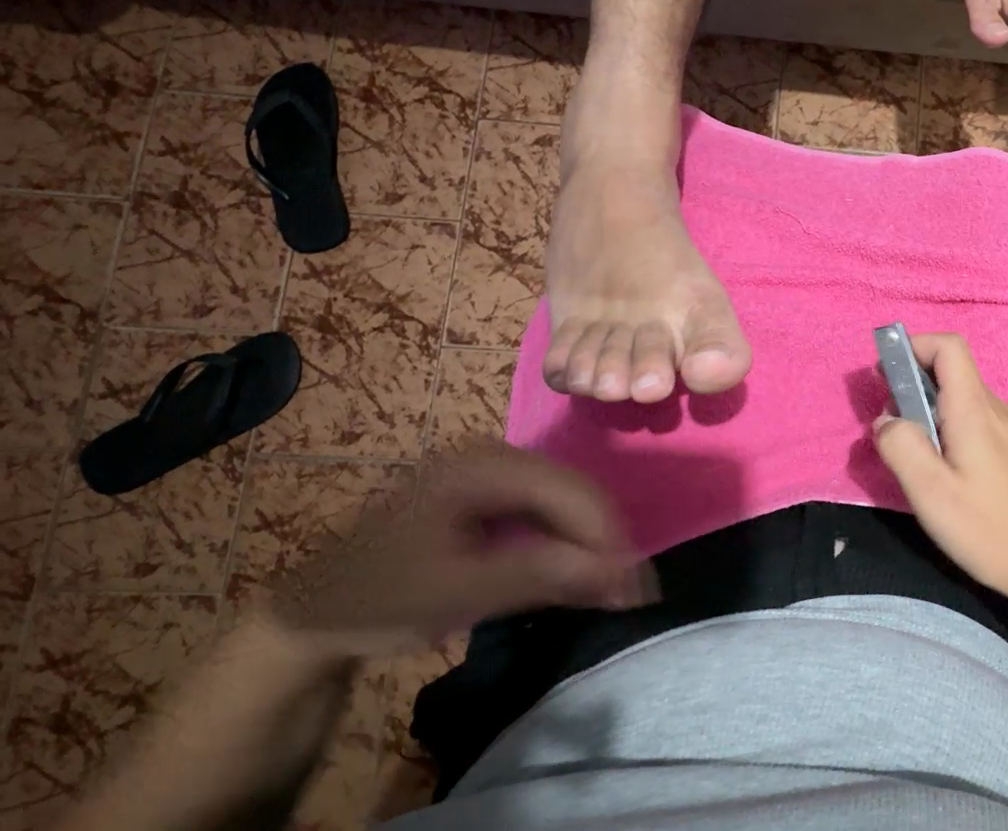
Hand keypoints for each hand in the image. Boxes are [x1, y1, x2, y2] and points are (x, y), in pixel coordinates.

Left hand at [266, 444, 655, 657]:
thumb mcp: (458, 592)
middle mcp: (492, 455)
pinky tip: (577, 573)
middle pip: (572, 491)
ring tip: (609, 587)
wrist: (310, 619)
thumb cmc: (378, 601)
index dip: (607, 536)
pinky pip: (547, 510)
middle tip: (627, 592)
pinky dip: (567, 542)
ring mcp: (490, 472)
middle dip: (603, 540)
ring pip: (565, 500)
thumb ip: (540, 575)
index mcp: (479, 465)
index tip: (632, 587)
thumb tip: (620, 573)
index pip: (569, 491)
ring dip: (590, 543)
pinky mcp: (489, 494)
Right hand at [871, 333, 1007, 607]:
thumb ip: (901, 447)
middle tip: (890, 430)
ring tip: (912, 458)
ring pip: (961, 403)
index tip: (886, 375)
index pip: (948, 346)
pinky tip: (944, 476)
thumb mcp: (931, 492)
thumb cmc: (992, 529)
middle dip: (912, 386)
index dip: (914, 346)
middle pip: (951, 374)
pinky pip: (975, 426)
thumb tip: (886, 419)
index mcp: (974, 410)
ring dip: (928, 414)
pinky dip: (948, 433)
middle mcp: (996, 411)